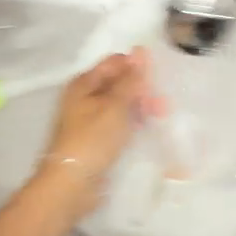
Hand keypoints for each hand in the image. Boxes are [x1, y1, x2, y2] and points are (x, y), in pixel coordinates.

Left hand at [32, 49, 155, 215]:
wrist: (71, 183)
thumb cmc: (92, 139)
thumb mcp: (115, 105)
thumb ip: (130, 80)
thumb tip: (141, 51)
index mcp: (84, 83)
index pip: (115, 63)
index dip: (137, 67)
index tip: (157, 79)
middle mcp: (85, 98)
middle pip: (119, 84)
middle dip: (142, 91)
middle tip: (163, 106)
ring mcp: (90, 120)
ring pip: (120, 106)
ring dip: (140, 108)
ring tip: (161, 118)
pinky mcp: (96, 140)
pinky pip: (118, 124)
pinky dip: (132, 124)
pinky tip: (147, 130)